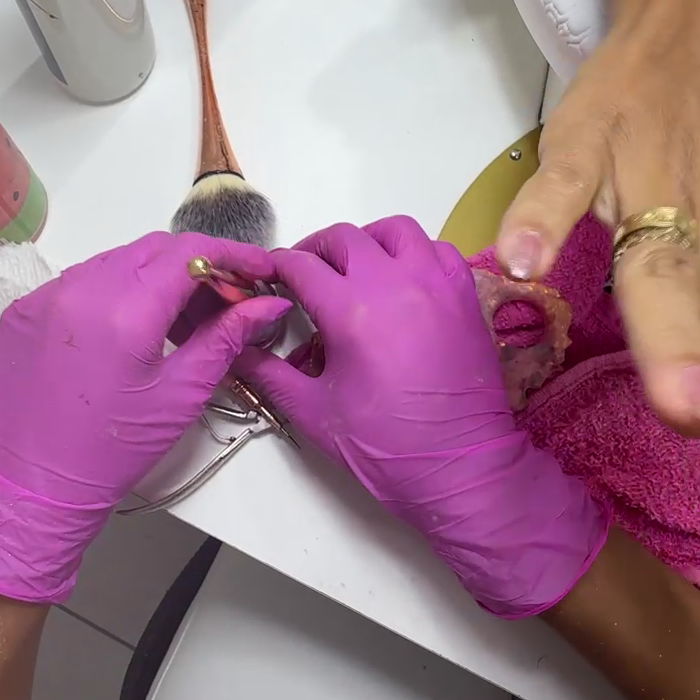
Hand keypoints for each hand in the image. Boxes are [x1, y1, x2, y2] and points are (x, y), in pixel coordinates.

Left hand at [0, 233, 290, 603]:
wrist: (36, 484)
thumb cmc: (116, 449)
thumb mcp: (181, 395)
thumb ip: (225, 338)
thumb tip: (268, 304)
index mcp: (126, 312)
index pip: (190, 253)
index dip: (231, 255)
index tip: (258, 270)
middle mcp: (81, 289)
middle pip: (153, 249)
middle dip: (196, 265)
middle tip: (223, 300)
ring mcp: (45, 296)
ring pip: (116, 259)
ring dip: (155, 276)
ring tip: (177, 318)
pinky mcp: (24, 309)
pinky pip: (81, 279)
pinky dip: (114, 289)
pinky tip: (127, 326)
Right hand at [235, 218, 606, 617]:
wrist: (460, 469)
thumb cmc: (382, 446)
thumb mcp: (311, 412)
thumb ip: (267, 373)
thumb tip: (235, 349)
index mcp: (351, 312)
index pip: (300, 265)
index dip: (275, 267)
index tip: (267, 278)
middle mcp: (394, 283)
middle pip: (344, 237)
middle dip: (315, 251)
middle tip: (304, 277)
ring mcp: (436, 284)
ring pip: (396, 230)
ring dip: (366, 242)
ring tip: (355, 270)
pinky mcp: (465, 295)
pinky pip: (436, 250)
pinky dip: (413, 253)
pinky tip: (402, 282)